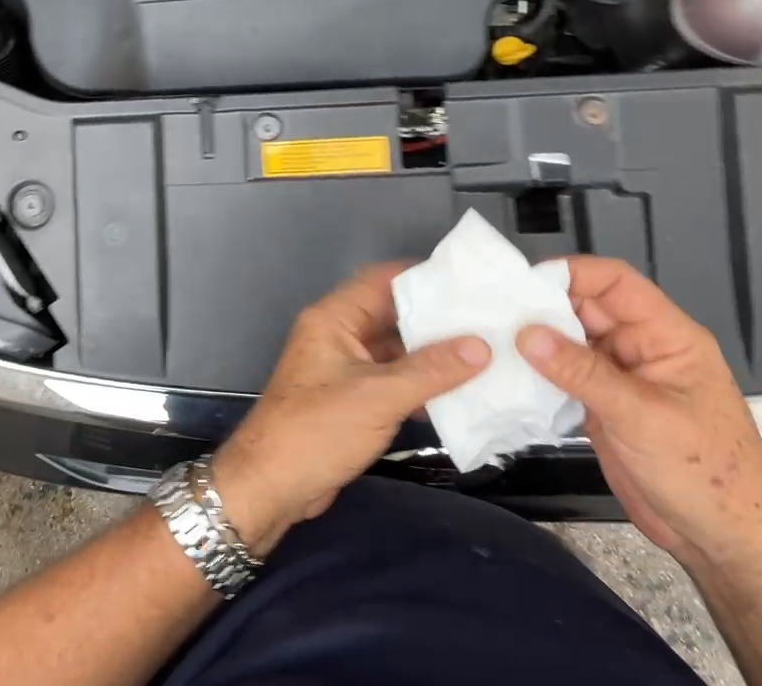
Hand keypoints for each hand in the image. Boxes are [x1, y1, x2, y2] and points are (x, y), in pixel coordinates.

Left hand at [211, 263, 489, 555]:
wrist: (273, 484)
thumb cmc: (318, 430)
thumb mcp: (379, 396)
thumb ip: (431, 370)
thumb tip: (481, 346)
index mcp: (332, 319)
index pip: (381, 280)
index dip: (423, 277)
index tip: (469, 282)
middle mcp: (336, 336)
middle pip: (391, 315)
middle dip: (435, 320)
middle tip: (489, 321)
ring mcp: (342, 369)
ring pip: (394, 351)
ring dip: (432, 356)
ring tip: (486, 355)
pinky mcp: (349, 400)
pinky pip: (391, 380)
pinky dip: (420, 384)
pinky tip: (458, 394)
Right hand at [514, 256, 761, 572]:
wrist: (722, 541)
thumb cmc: (705, 474)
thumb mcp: (643, 417)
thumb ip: (583, 373)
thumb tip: (527, 333)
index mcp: (667, 337)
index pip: (616, 283)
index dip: (571, 274)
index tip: (522, 283)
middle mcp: (640, 349)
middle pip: (585, 308)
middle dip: (542, 306)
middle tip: (492, 312)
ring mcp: (619, 378)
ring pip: (569, 341)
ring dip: (534, 340)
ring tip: (489, 339)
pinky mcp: (601, 405)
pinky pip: (562, 374)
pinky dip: (536, 371)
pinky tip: (506, 374)